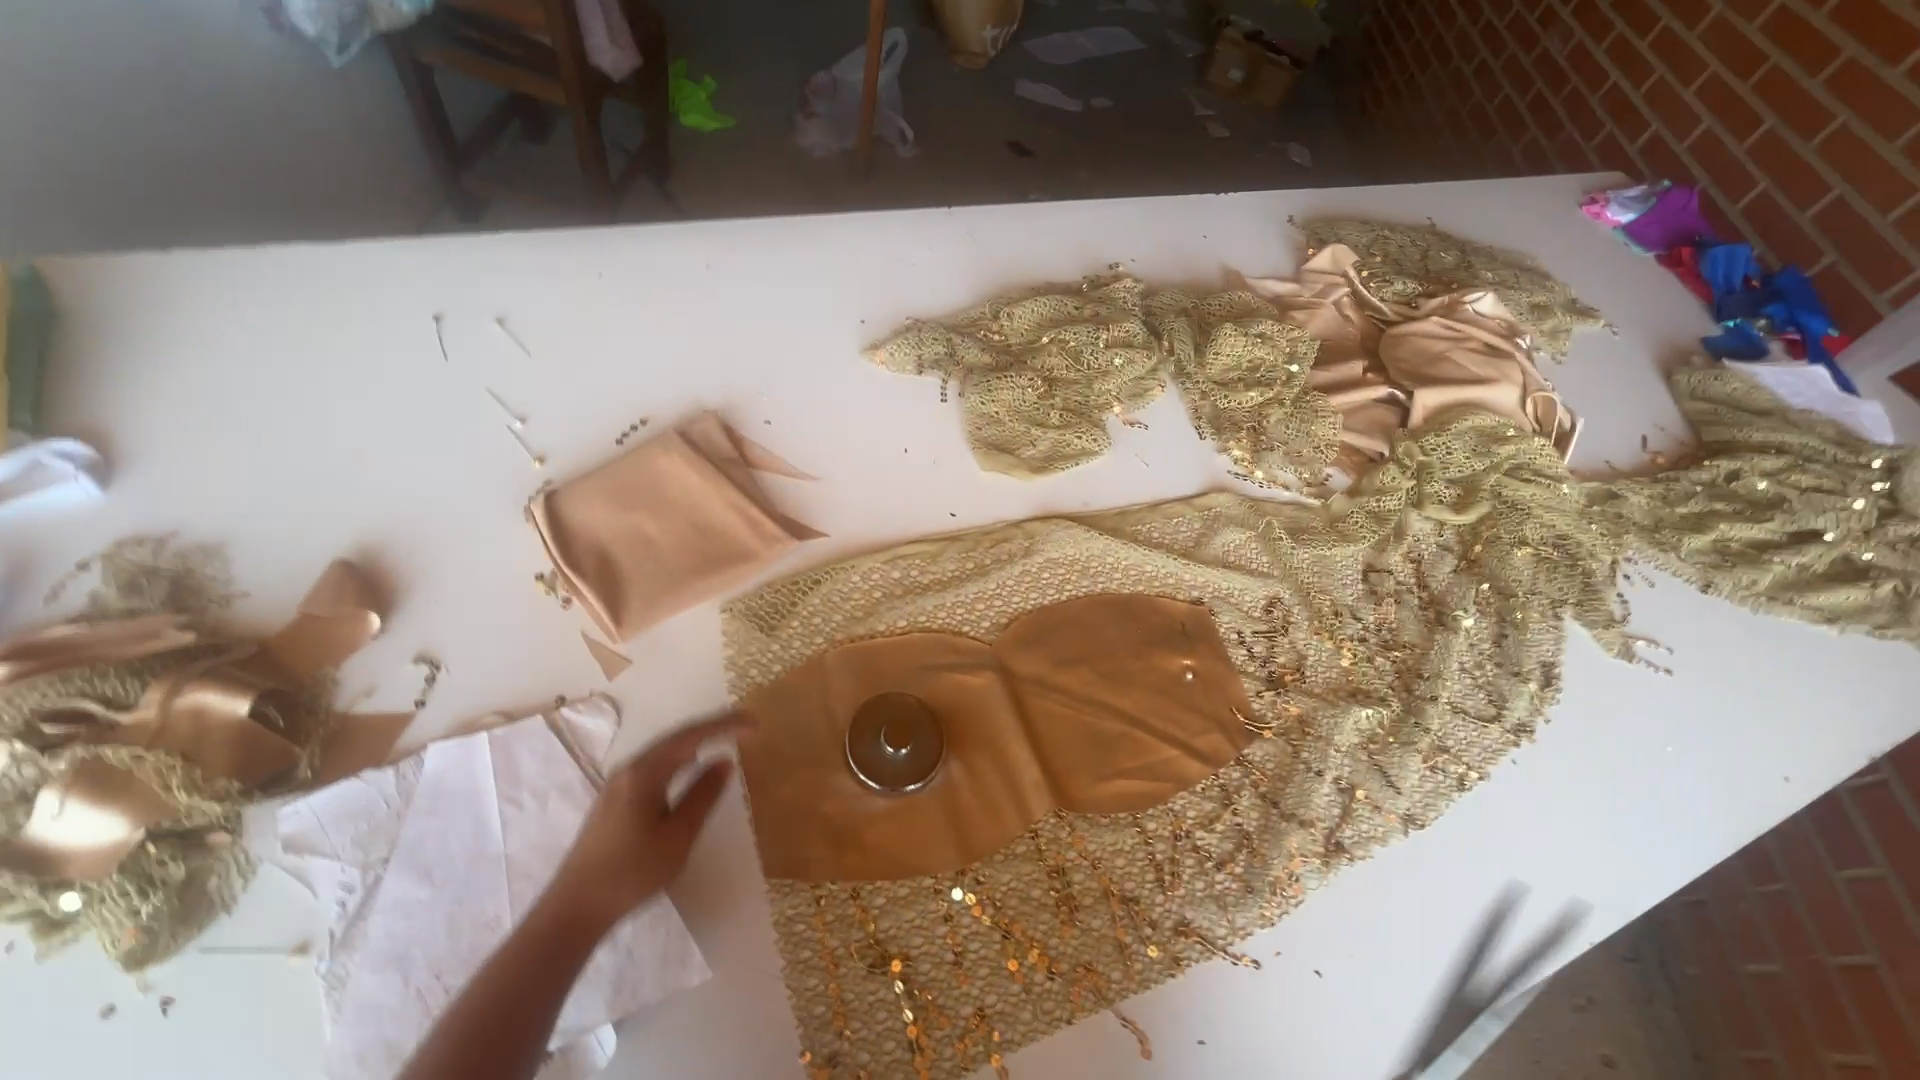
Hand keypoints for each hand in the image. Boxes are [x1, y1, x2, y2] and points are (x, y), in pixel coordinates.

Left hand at [546, 711, 753, 929]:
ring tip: (725, 739)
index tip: (754, 724)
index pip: (690, 737)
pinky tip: (690, 766)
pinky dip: (680, 757)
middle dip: (712, 728)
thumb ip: (702, 796)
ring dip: (696, 741)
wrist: (576, 907)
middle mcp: (628, 770)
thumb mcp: (677, 837)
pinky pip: (655, 765)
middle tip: (746, 727)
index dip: (724, 726)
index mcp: (644, 774)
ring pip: (663, 751)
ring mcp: (618, 784)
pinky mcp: (615, 800)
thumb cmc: (632, 872)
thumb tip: (724, 762)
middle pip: (676, 738)